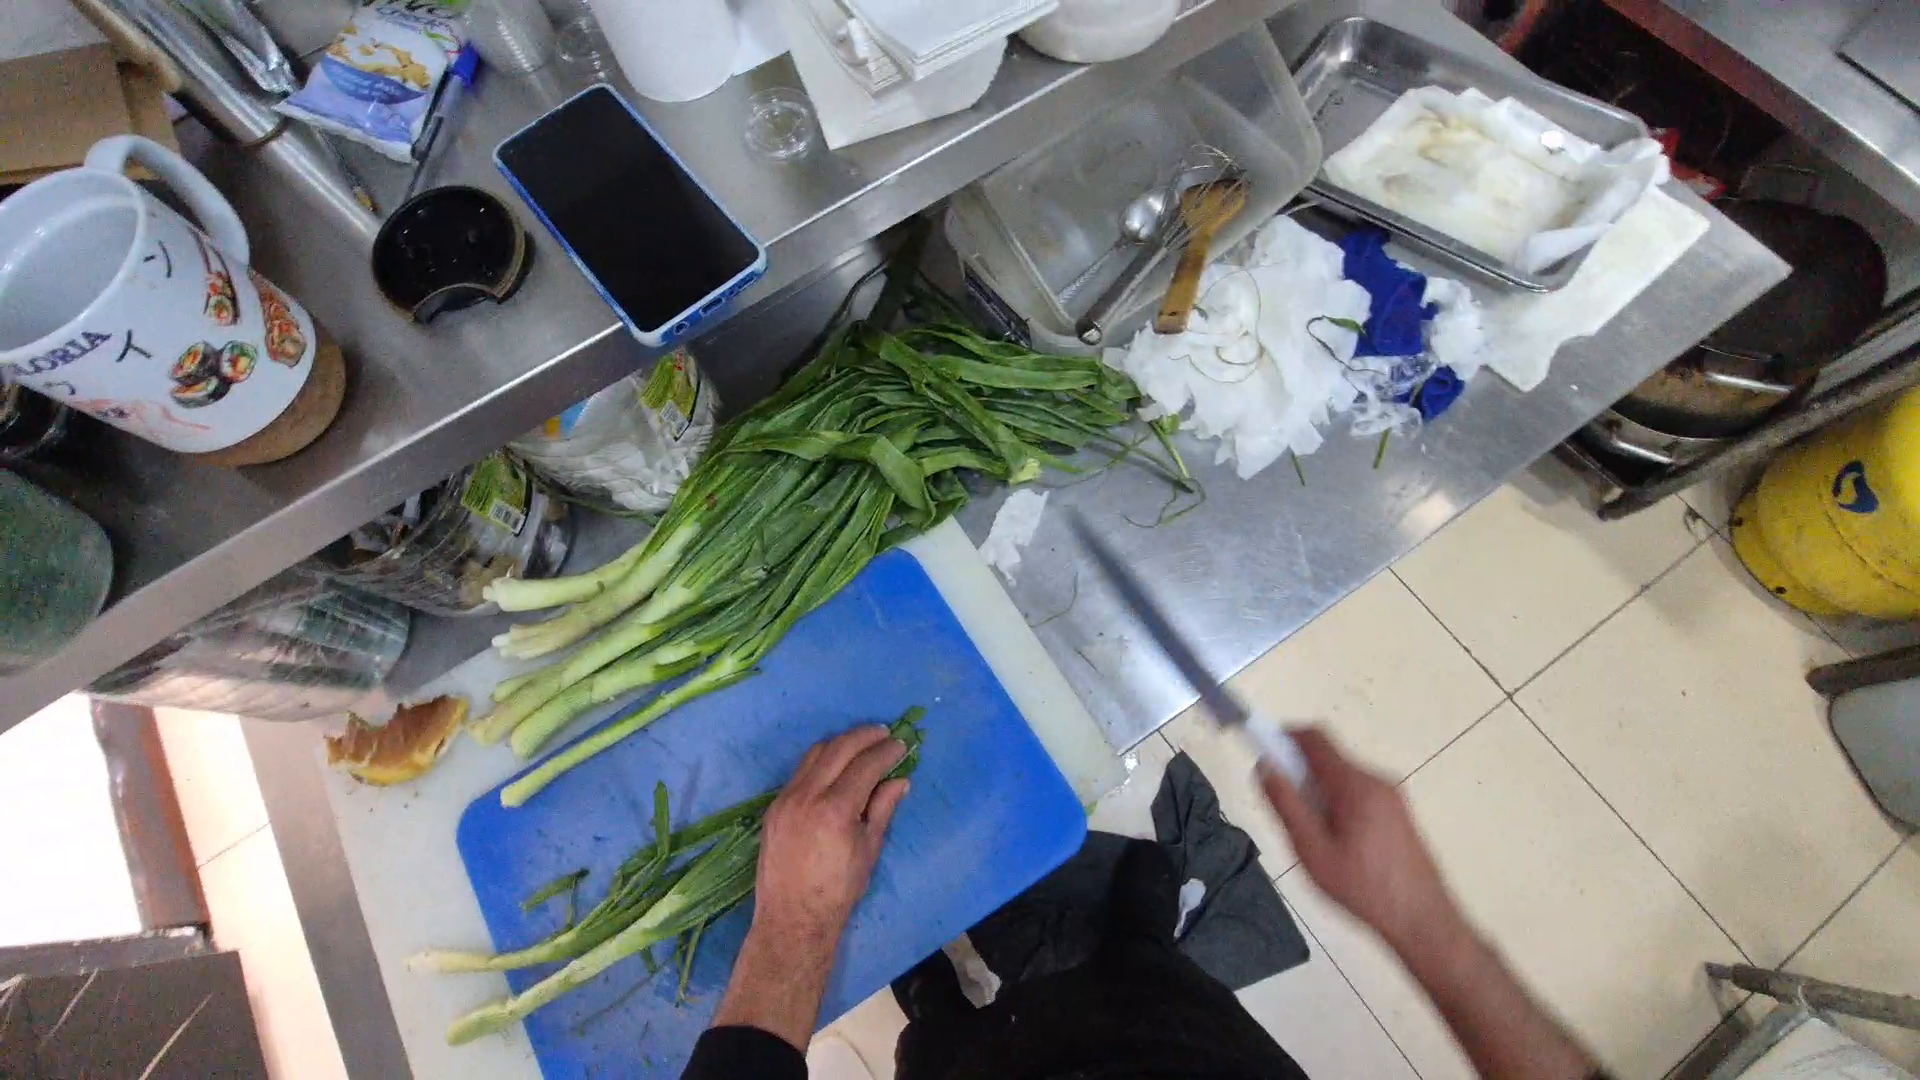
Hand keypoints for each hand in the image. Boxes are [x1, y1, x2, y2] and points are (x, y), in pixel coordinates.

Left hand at [754, 725, 911, 947]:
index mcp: (835, 809)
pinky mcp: (775, 806)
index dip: (886, 751)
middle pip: (839, 748)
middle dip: (864, 736)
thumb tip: (900, 779)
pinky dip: (822, 760)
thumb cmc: (839, 890)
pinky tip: (837, 765)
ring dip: (841, 743)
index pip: (865, 765)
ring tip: (862, 742)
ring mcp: (786, 799)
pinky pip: (801, 771)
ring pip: (816, 754)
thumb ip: (883, 808)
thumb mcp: (869, 849)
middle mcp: (807, 796)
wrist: (793, 919)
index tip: (901, 744)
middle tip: (884, 732)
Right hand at [1259, 727, 1461, 951]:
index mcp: (1355, 784)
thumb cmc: (1363, 888)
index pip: (1315, 737)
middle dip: (1299, 772)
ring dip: (1317, 790)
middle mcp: (1377, 780)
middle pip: (1327, 757)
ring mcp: (1393, 796)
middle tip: (1286, 810)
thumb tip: (1264, 765)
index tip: (1264, 753)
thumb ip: (1285, 803)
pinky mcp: (1399, 812)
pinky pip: (1358, 791)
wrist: (1426, 925)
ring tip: (1313, 835)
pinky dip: (1337, 801)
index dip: (1283, 735)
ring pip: (1341, 776)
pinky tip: (1337, 842)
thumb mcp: (1312, 849)